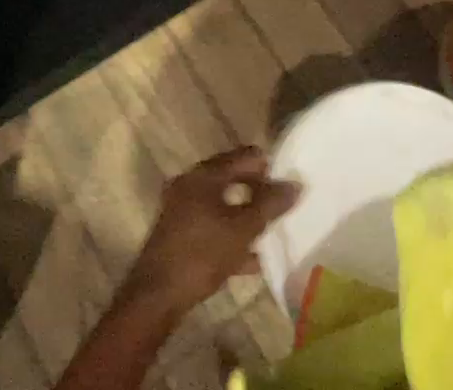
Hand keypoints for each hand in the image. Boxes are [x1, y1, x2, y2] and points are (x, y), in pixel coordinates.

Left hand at [121, 147, 301, 317]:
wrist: (157, 296)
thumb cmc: (202, 253)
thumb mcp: (243, 228)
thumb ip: (270, 204)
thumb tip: (295, 184)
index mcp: (203, 175)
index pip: (242, 156)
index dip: (266, 165)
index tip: (286, 179)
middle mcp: (189, 185)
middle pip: (230, 179)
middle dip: (256, 190)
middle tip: (280, 203)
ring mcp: (180, 211)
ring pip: (221, 205)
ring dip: (244, 215)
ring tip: (269, 229)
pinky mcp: (177, 236)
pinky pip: (211, 227)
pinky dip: (230, 236)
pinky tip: (251, 259)